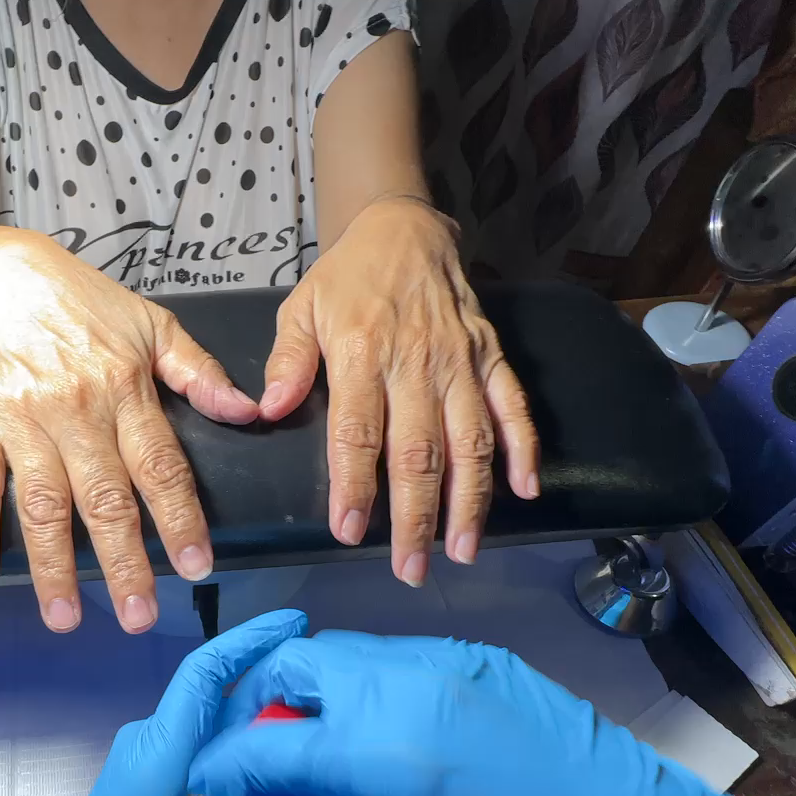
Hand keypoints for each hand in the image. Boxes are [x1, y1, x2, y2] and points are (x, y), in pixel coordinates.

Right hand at [0, 232, 258, 633]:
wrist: (3, 273)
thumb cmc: (85, 303)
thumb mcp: (154, 324)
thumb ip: (199, 373)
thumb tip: (248, 412)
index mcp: (125, 392)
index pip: (159, 467)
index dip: (180, 519)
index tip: (196, 567)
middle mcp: (76, 414)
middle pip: (103, 499)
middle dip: (122, 563)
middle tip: (137, 616)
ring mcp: (23, 422)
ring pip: (40, 504)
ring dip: (52, 565)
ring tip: (64, 616)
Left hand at [0, 611, 314, 795]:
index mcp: (157, 753)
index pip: (205, 674)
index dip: (251, 640)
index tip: (295, 622)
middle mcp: (149, 741)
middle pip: (220, 702)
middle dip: (273, 701)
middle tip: (328, 718)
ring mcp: (145, 758)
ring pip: (213, 732)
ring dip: (257, 740)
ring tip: (308, 761)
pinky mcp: (148, 779)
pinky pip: (200, 756)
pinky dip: (237, 764)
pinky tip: (270, 795)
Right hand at [188, 632, 795, 795]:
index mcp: (395, 756)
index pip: (271, 743)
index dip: (225, 761)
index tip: (207, 777)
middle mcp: (412, 685)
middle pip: (294, 662)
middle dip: (259, 701)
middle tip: (260, 746)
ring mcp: (447, 658)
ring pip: (339, 650)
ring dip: (308, 688)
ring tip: (315, 737)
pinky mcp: (475, 652)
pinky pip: (388, 655)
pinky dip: (358, 684)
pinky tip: (374, 725)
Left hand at [263, 197, 538, 583]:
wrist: (403, 228)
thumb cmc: (344, 279)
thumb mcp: (300, 310)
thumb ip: (287, 362)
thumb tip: (268, 409)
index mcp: (362, 355)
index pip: (357, 432)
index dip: (354, 484)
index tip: (350, 532)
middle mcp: (416, 364)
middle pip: (418, 451)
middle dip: (415, 516)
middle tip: (410, 568)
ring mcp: (461, 362)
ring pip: (471, 440)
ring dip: (470, 500)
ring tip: (464, 550)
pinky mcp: (492, 355)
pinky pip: (513, 405)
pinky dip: (525, 448)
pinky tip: (526, 490)